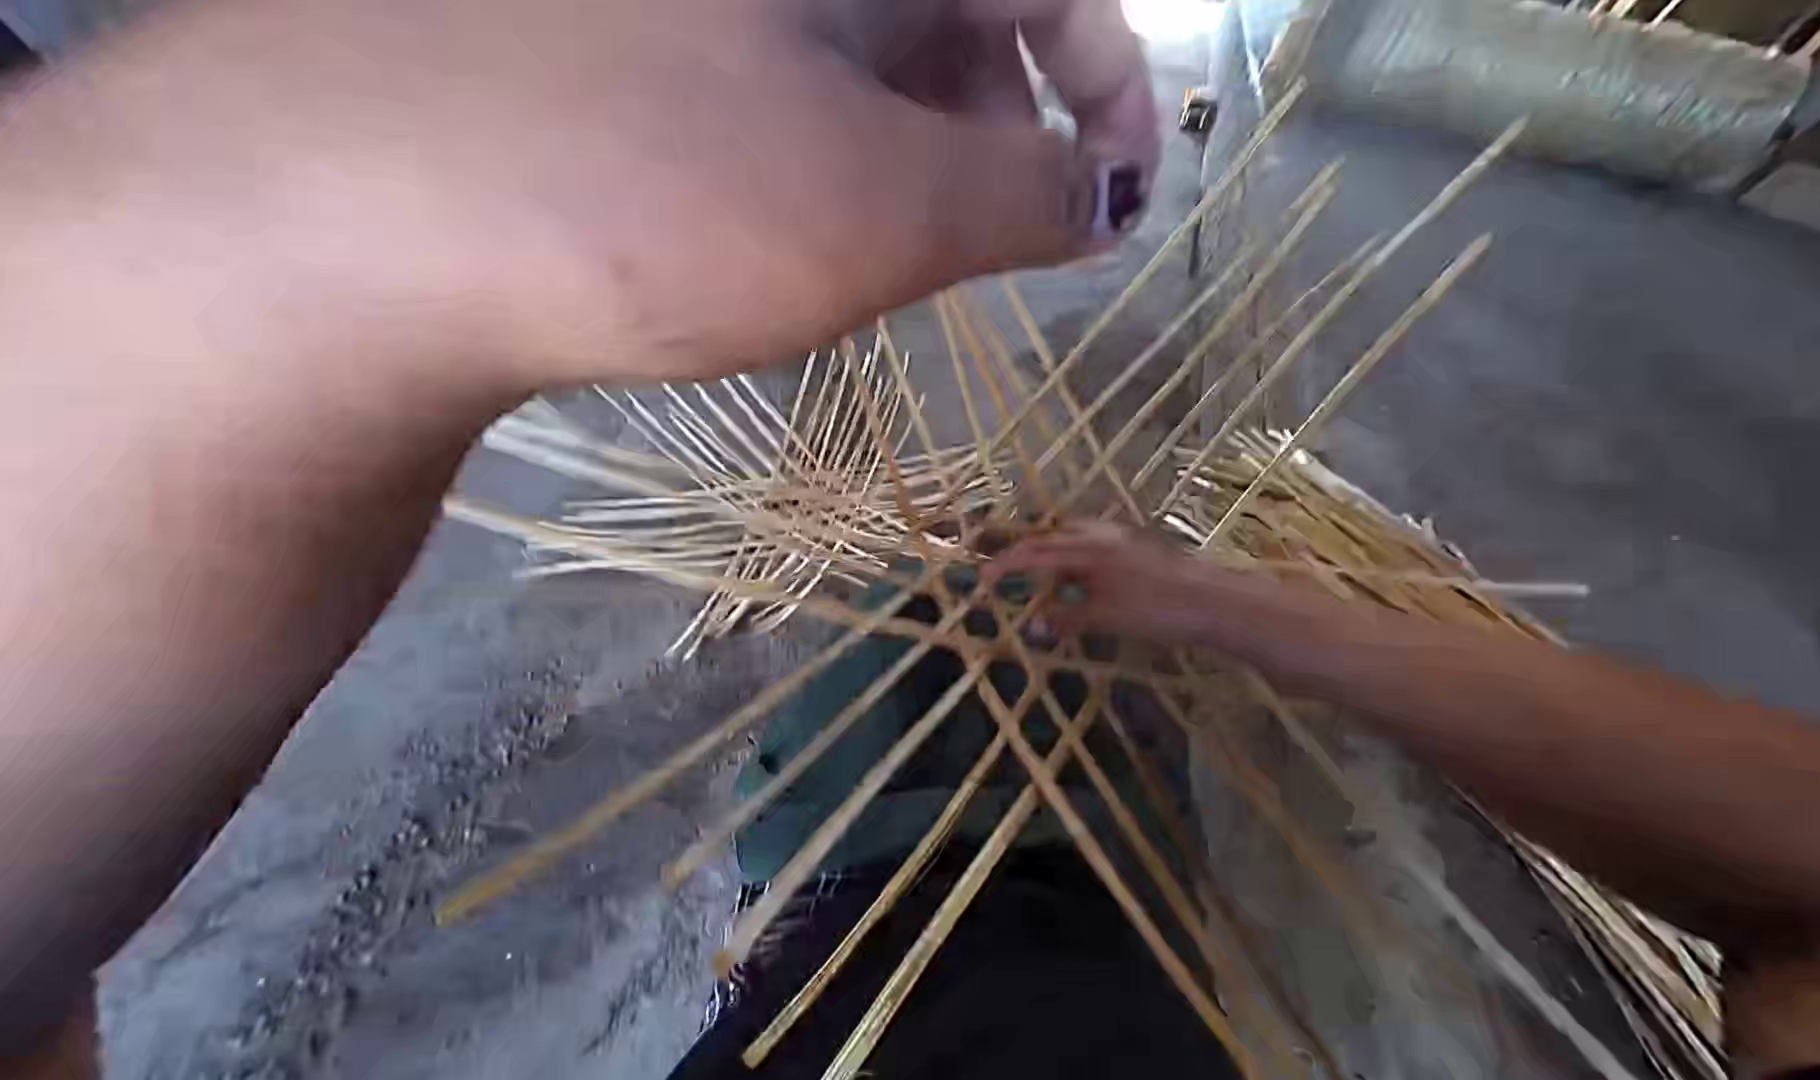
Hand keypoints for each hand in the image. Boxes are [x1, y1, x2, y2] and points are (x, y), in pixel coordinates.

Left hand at [4, 0, 1155, 389]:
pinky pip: (794, 91)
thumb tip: (1108, 198)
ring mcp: (702, 6)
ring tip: (911, 249)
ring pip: (875, 63)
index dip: (1108, 87)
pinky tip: (818, 227)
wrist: (374, 234)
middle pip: (960, 18)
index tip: (1125, 198)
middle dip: (1011, 133)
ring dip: (925, 156)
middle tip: (1010, 240)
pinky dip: (843, 161)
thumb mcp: (881, 207)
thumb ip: (1020, 195)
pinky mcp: (641, 53)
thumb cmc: (658, 204)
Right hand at [987, 521, 1252, 648]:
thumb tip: (1033, 626)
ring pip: (1073, 535)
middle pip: (1050, 536)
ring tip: (1041, 567)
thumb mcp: (1105, 619)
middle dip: (1024, 551)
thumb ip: (1066, 619)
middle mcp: (1100, 536)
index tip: (982, 577)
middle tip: (1007, 568)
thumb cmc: (1156, 610)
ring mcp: (1121, 536)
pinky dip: (1075, 550)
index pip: (1034, 554)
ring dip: (1051, 548)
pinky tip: (1083, 569)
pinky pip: (1093, 539)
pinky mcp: (1138, 543)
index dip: (1005, 564)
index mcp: (1086, 550)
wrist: (1214, 600)